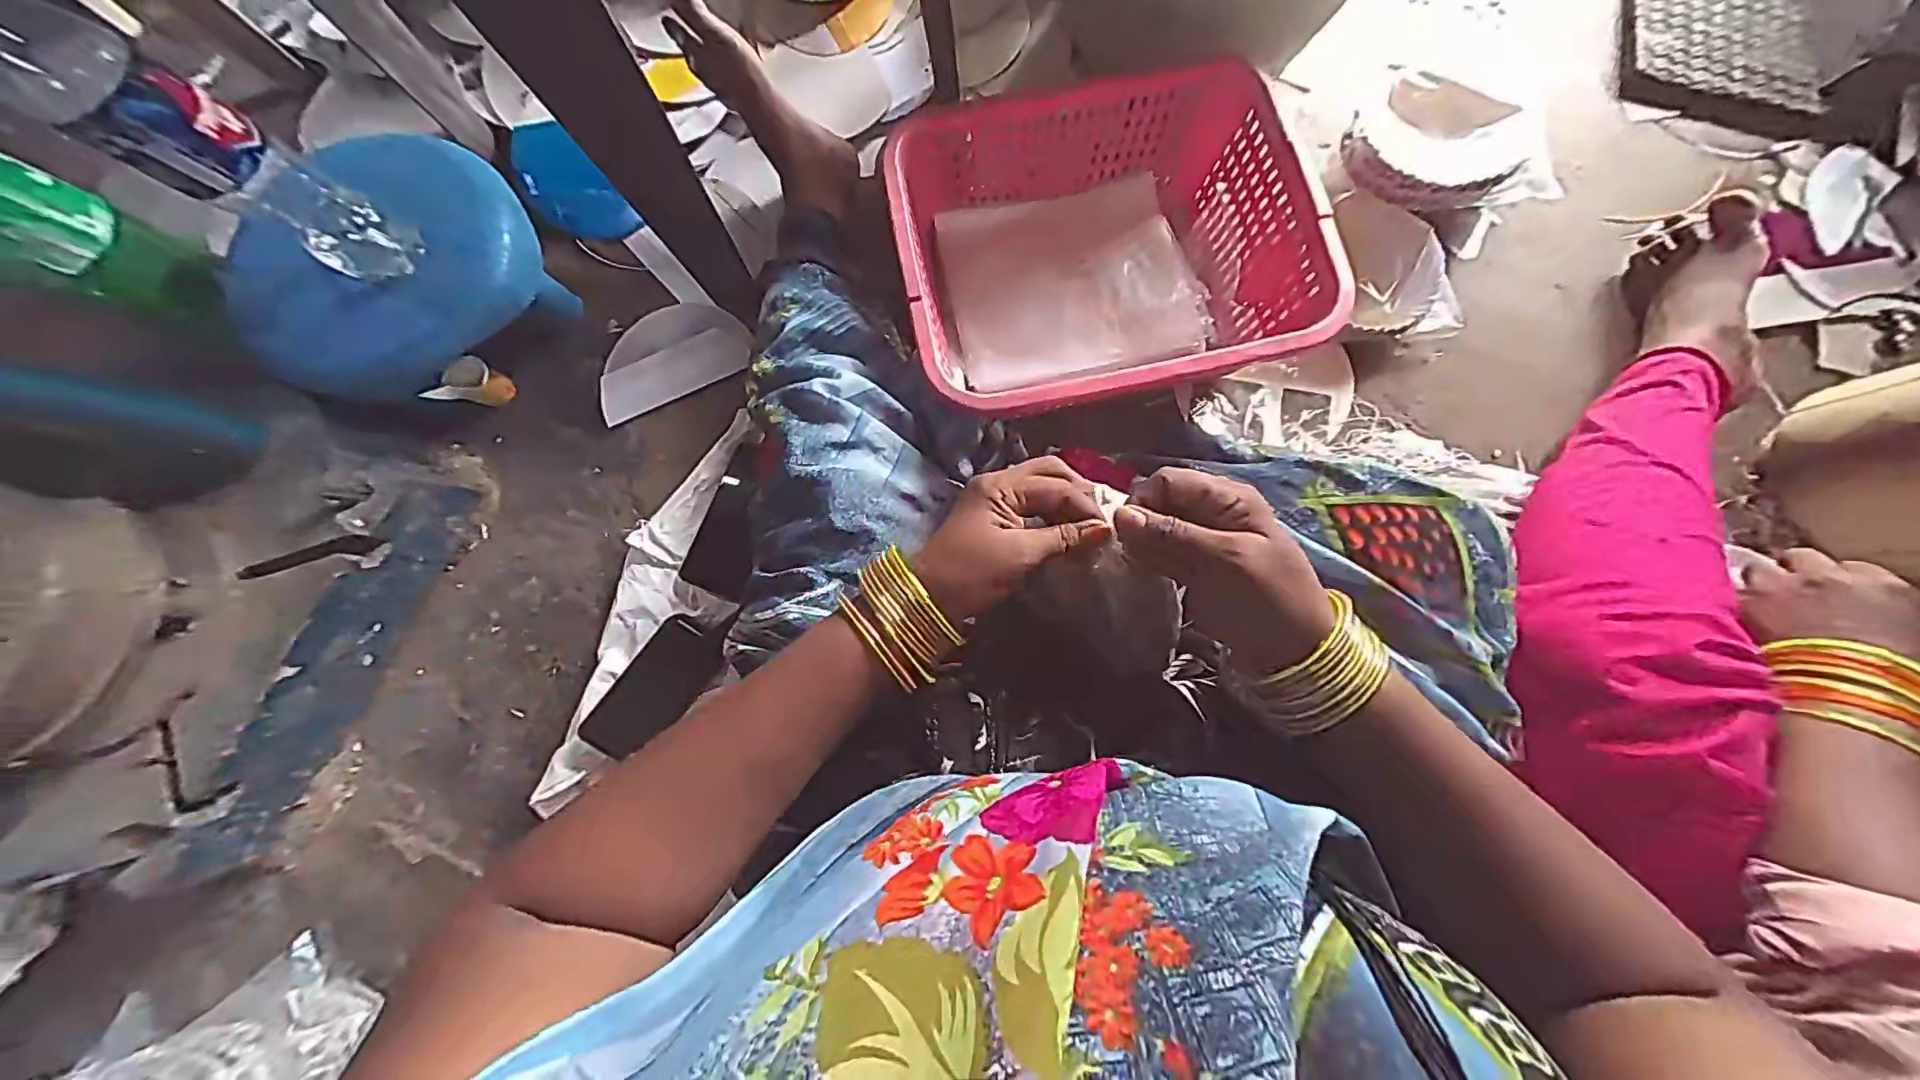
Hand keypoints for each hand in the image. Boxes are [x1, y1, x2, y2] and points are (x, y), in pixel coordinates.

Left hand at [909, 456, 1112, 622]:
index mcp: (999, 486)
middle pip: (1048, 472)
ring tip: (1091, 521)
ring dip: (1067, 500)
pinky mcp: (993, 515)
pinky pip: (1031, 502)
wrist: (928, 597)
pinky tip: (1069, 526)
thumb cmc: (970, 575)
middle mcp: (996, 481)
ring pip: (1040, 485)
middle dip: (1079, 491)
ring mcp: (993, 497)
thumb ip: (1063, 538)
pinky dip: (1052, 511)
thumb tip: (1103, 530)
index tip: (1108, 529)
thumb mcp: (1020, 556)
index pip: (1055, 486)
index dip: (1085, 506)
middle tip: (1103, 515)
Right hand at [1113, 467, 1333, 674]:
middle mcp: (1211, 513)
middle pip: (1158, 502)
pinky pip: (1158, 553)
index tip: (1127, 530)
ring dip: (1139, 543)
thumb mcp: (1226, 560)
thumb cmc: (1268, 598)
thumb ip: (1174, 534)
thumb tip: (1122, 513)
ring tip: (1136, 565)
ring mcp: (1200, 541)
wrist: (1292, 652)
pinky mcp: (1190, 567)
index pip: (1169, 481)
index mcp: (1228, 498)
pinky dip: (1146, 559)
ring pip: (1154, 529)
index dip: (1144, 499)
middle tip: (1131, 552)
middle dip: (1139, 522)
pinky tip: (1139, 572)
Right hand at [1739, 548, 1919, 657]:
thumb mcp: (1755, 636)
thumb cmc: (1797, 668)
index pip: (1749, 571)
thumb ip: (1753, 610)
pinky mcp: (1894, 587)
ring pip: (1838, 563)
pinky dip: (1871, 584)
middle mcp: (1802, 578)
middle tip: (1800, 588)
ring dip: (1835, 574)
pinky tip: (1873, 601)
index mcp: (1759, 593)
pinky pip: (1877, 575)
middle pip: (1795, 558)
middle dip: (1796, 569)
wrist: (1858, 685)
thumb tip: (1750, 600)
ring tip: (1839, 593)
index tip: (1759, 590)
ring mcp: (1850, 580)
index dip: (1756, 580)